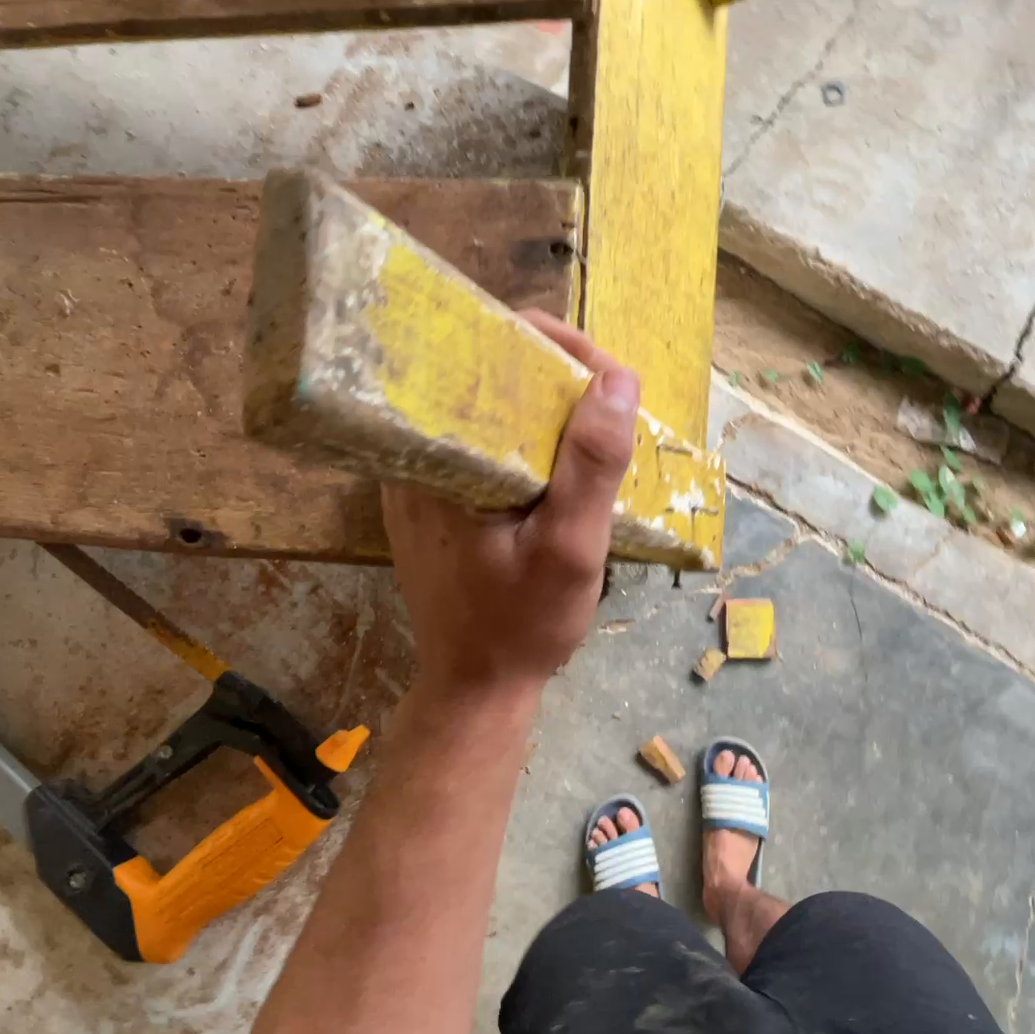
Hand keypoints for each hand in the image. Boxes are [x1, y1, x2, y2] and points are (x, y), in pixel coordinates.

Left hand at [381, 310, 638, 704]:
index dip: (557, 347)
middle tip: (609, 403)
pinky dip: (524, 438)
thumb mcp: (570, 548)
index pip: (488, 349)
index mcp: (440, 454)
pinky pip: (481, 442)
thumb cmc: (523, 625)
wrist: (476, 686)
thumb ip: (591, 466)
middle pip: (488, 373)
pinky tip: (561, 462)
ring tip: (595, 428)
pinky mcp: (430, 498)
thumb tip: (617, 379)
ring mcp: (420, 475)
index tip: (609, 377)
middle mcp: (417, 453)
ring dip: (544, 407)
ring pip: (487, 407)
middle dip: (557, 374)